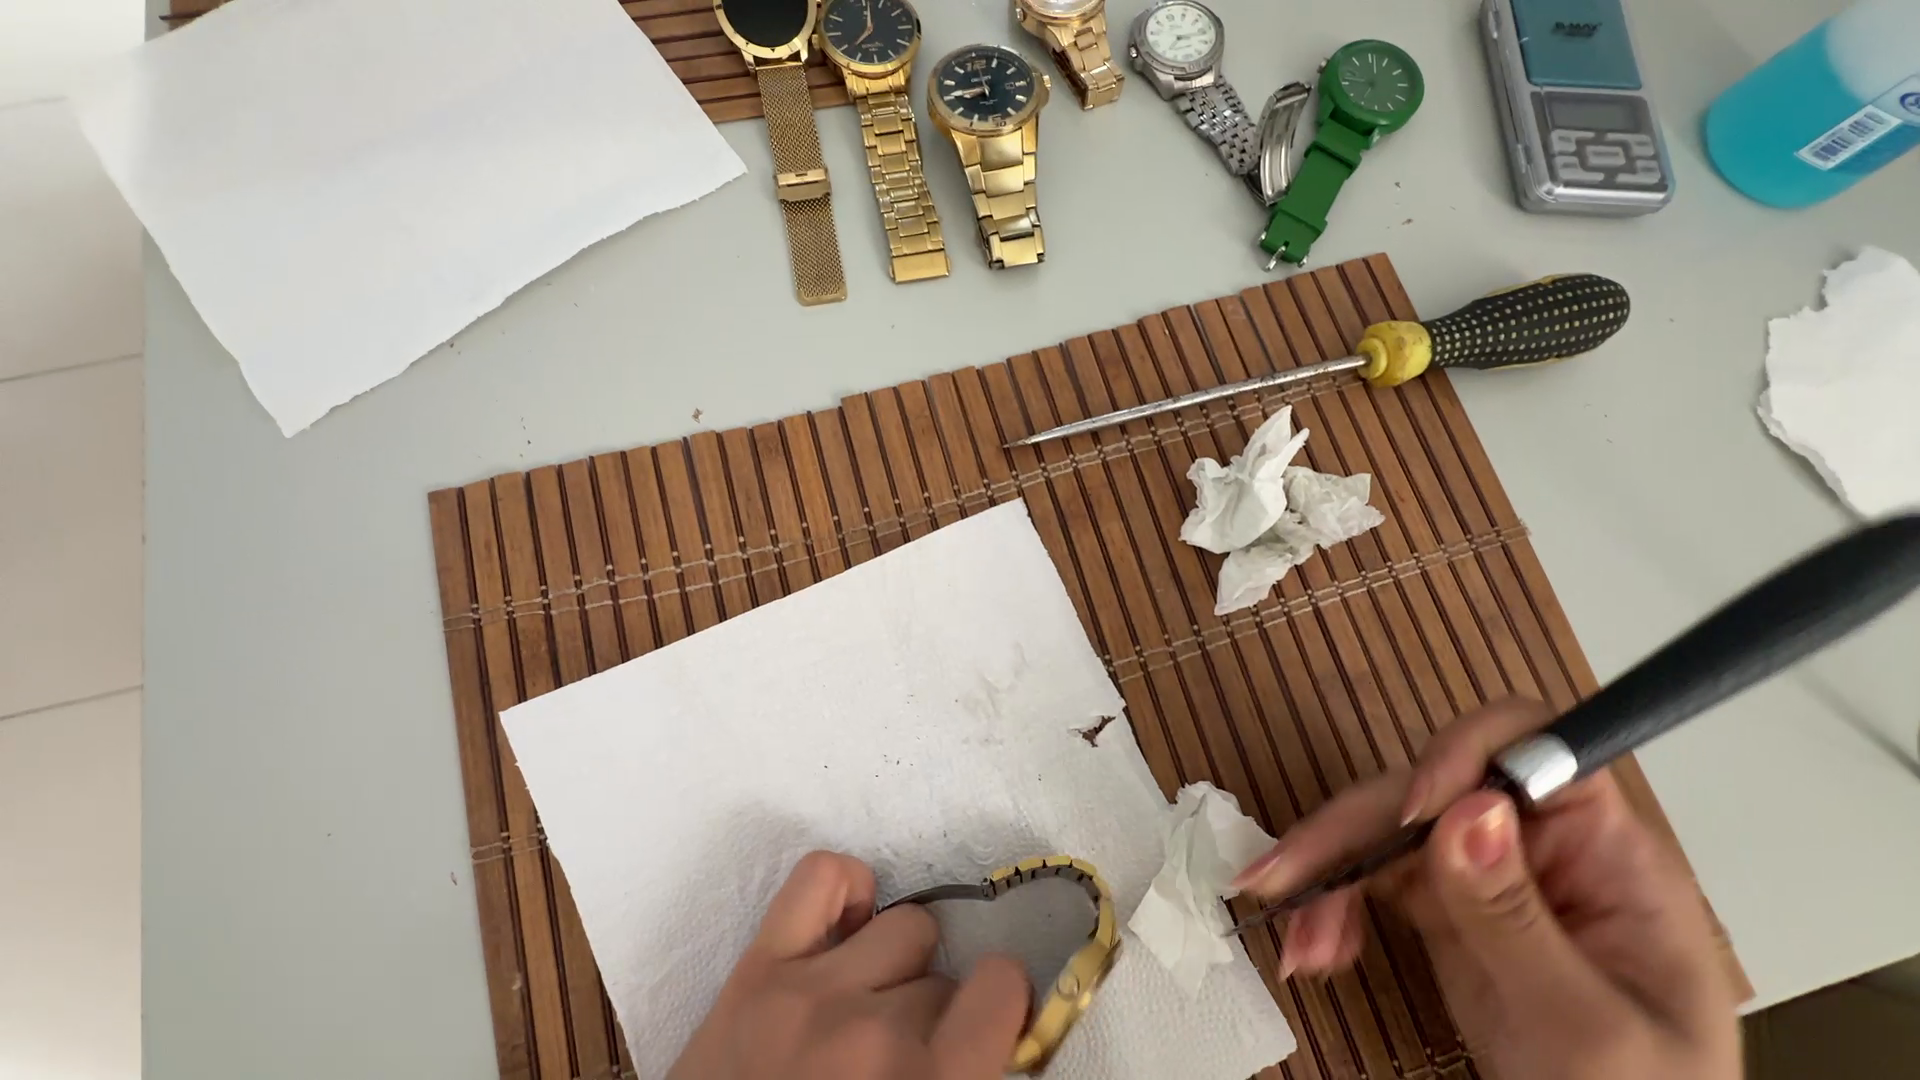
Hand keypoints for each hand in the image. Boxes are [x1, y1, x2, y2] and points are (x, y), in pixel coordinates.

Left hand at [668, 851, 1031, 1079]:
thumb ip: (963, 1078)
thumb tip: (989, 1038)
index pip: (1003, 988)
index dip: (1000, 1005)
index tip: (983, 1027)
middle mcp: (875, 1035)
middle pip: (943, 979)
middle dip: (932, 1017)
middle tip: (898, 1061)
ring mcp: (810, 994)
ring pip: (904, 927)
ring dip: (895, 967)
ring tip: (866, 1006)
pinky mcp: (755, 969)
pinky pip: (822, 875)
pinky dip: (846, 890)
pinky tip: (843, 936)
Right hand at [1232, 699, 1740, 1079]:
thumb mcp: (1585, 1023)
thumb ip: (1517, 917)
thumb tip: (1466, 809)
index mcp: (1598, 848)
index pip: (1528, 748)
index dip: (1460, 755)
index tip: (1409, 814)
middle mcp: (1531, 841)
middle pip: (1423, 791)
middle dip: (1348, 833)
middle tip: (1280, 878)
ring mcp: (1480, 870)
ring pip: (1380, 831)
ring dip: (1325, 877)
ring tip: (1298, 946)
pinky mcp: (1439, 902)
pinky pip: (1367, 878)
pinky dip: (1330, 907)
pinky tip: (1314, 949)